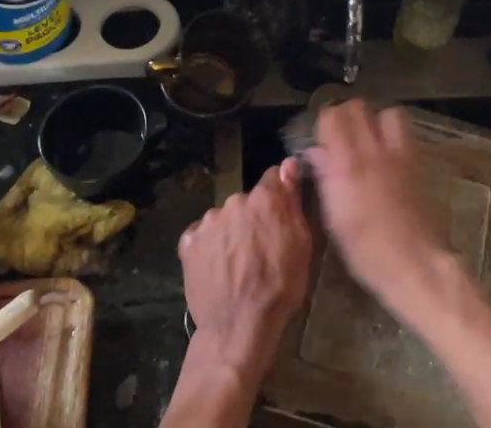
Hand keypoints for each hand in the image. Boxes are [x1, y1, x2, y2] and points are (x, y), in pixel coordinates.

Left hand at [179, 158, 313, 374]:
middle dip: (253, 217)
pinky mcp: (188, 242)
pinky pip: (202, 235)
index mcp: (264, 199)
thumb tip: (289, 164)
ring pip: (224, 218)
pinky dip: (209, 245)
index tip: (282, 214)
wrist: (239, 326)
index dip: (280, 194)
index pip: (273, 178)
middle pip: (247, 201)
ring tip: (237, 262)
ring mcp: (208, 221)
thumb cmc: (280, 287)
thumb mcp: (301, 244)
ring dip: (231, 231)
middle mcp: (233, 201)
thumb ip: (293, 201)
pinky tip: (217, 266)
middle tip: (260, 247)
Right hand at [304, 102, 449, 303]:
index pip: (332, 117)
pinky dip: (394, 133)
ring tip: (369, 138)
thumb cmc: (368, 252)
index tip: (321, 136)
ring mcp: (399, 154)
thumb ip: (325, 179)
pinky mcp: (418, 162)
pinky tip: (388, 153)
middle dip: (347, 114)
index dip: (324, 121)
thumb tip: (316, 153)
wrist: (416, 263)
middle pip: (358, 107)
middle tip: (342, 133)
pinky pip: (406, 132)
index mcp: (347, 165)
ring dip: (375, 119)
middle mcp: (373, 151)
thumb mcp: (335, 220)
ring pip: (386, 112)